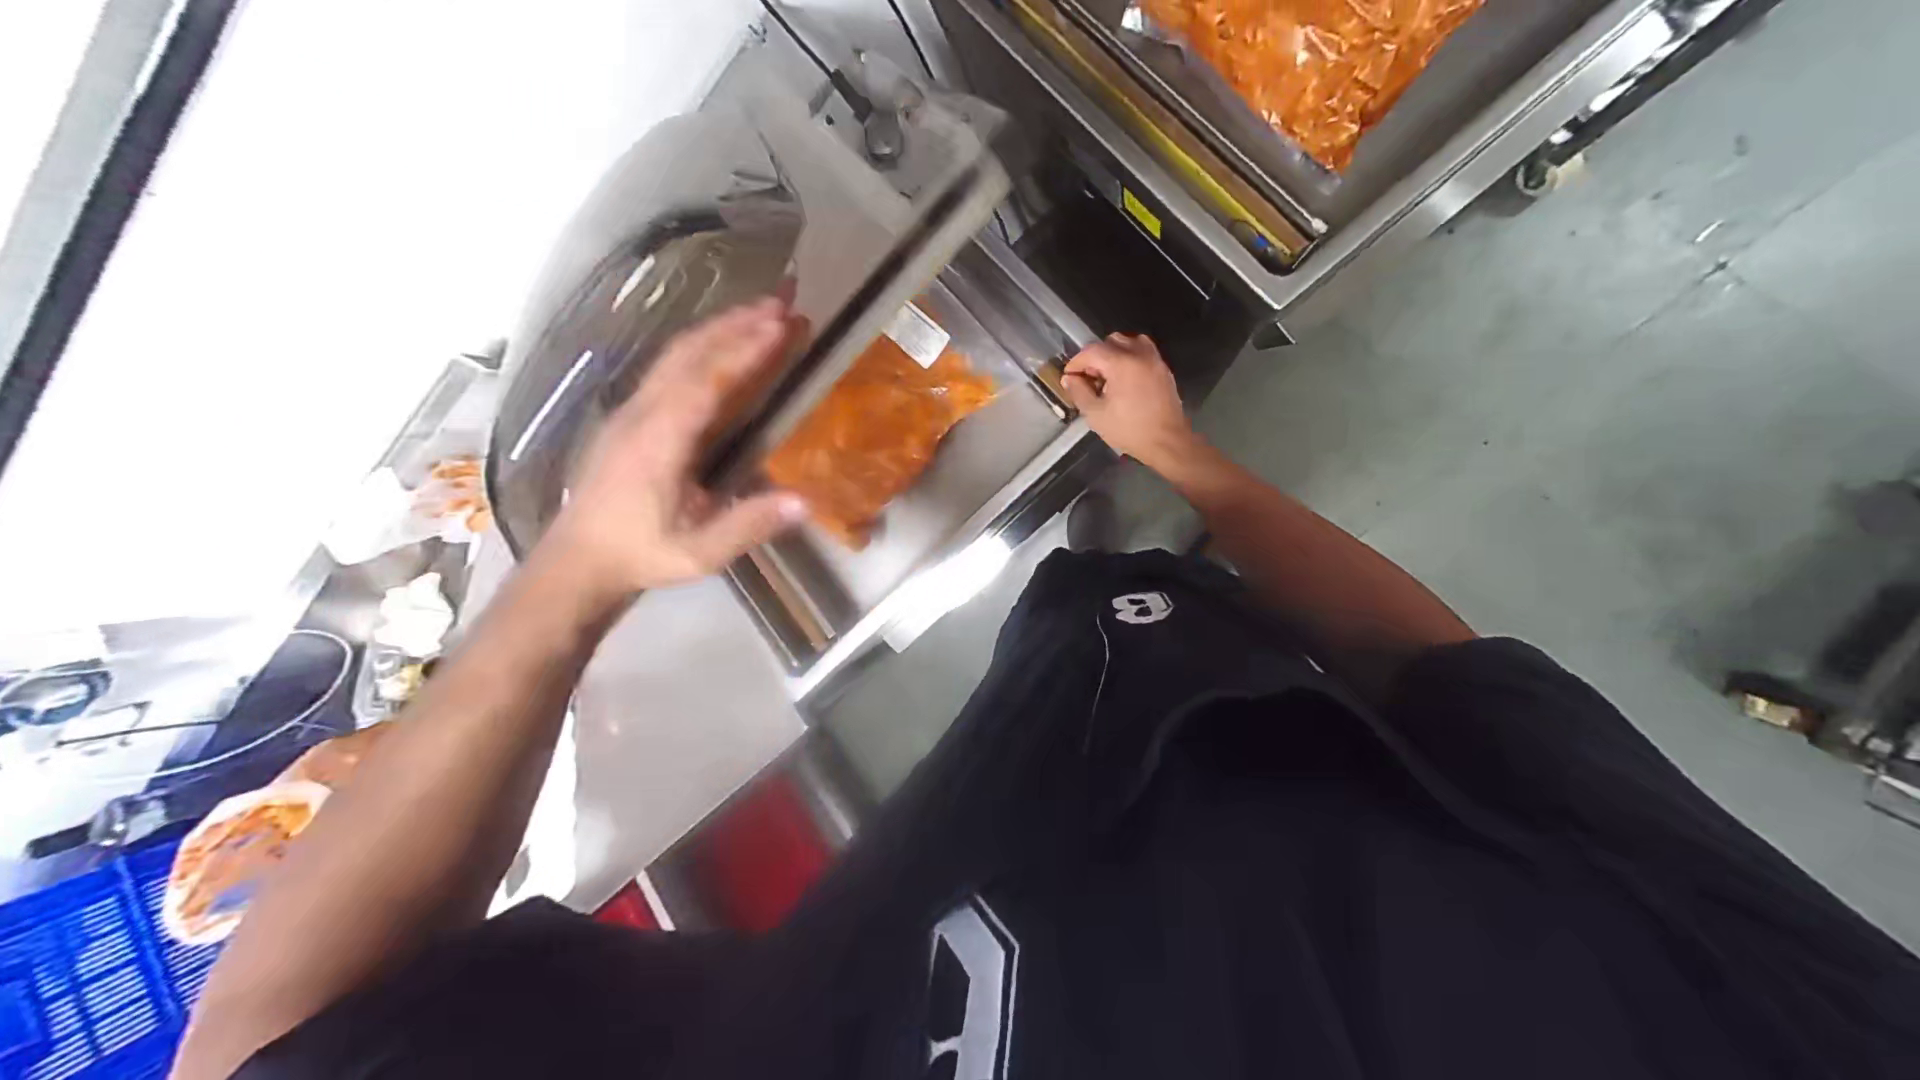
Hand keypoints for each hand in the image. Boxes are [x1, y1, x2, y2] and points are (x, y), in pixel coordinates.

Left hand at [537, 297, 808, 605]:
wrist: (578, 560)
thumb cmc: (642, 554)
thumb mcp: (701, 552)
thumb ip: (750, 525)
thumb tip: (805, 501)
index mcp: (660, 441)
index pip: (707, 381)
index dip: (745, 350)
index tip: (781, 325)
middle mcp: (643, 413)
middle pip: (690, 353)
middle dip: (737, 324)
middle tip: (782, 302)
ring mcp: (632, 410)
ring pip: (676, 354)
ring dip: (719, 328)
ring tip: (760, 311)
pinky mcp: (629, 414)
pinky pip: (668, 367)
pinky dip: (701, 344)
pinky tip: (721, 343)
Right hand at [1061, 333, 1198, 471]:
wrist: (1167, 442)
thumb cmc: (1129, 430)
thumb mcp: (1095, 414)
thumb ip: (1079, 392)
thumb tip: (1069, 378)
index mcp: (1122, 363)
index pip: (1092, 351)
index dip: (1076, 362)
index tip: (1069, 377)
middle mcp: (1140, 354)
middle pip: (1111, 341)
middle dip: (1096, 356)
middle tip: (1090, 378)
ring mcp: (1155, 360)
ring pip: (1130, 342)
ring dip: (1115, 353)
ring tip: (1108, 376)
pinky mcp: (1163, 369)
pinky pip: (1144, 352)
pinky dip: (1130, 357)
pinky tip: (1125, 379)